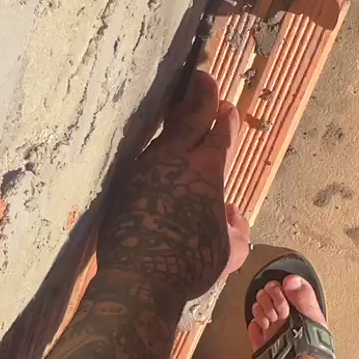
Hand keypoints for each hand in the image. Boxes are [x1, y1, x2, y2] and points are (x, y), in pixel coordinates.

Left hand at [99, 72, 249, 300]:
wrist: (140, 279)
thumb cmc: (191, 265)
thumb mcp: (230, 251)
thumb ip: (236, 228)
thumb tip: (230, 213)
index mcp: (207, 172)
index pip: (219, 137)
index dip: (226, 121)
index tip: (227, 107)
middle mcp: (174, 161)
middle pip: (189, 119)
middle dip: (199, 97)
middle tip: (204, 78)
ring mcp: (143, 170)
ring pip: (162, 136)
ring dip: (174, 121)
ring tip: (180, 109)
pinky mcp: (121, 184)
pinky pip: (143, 158)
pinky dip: (155, 150)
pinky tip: (157, 153)